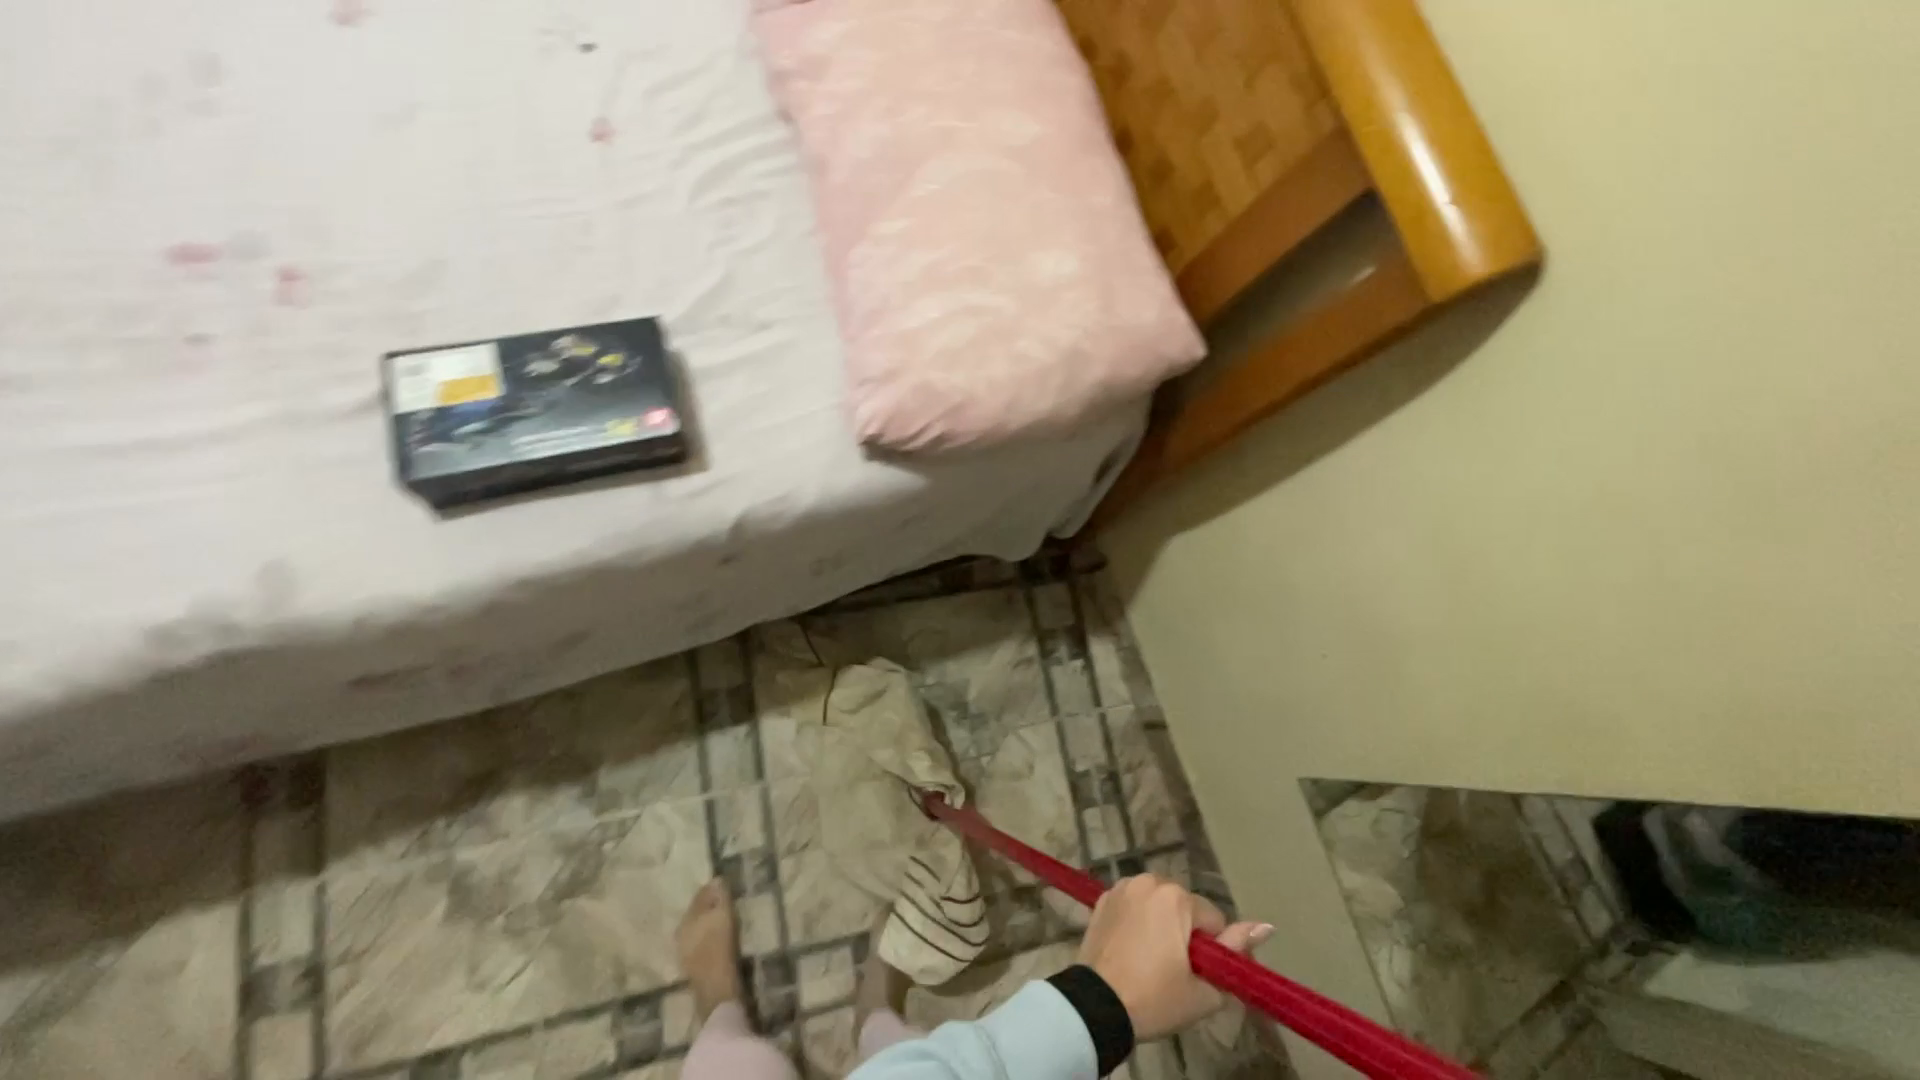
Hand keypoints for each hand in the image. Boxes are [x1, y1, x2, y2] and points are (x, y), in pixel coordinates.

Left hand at [1075, 874, 1272, 1040]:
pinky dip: (1139, 922)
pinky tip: (1133, 950)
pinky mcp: (1102, 900)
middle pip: (1185, 907)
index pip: (1214, 920)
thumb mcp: (1205, 988)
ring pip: (1158, 904)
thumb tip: (1266, 926)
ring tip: (1152, 961)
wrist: (1096, 1006)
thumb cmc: (1155, 998)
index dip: (1212, 950)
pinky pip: (1134, 906)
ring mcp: (1122, 888)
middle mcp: (1148, 881)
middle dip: (1186, 933)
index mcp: (1176, 897)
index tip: (1199, 974)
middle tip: (1175, 970)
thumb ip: (1236, 952)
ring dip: (1162, 924)